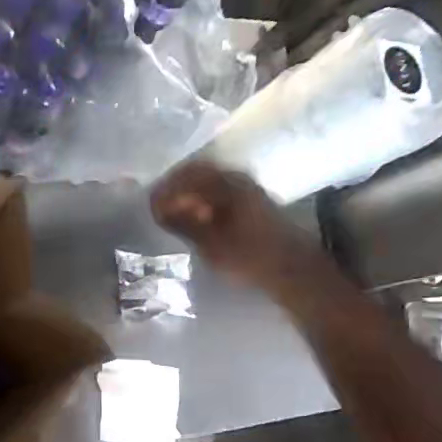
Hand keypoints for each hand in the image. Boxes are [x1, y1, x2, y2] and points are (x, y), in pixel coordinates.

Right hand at [150, 161, 318, 287]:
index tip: (149, 206)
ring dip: (189, 193)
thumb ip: (183, 223)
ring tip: (174, 214)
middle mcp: (237, 178)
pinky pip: (218, 190)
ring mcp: (247, 187)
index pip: (185, 175)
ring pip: (208, 180)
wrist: (291, 269)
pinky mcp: (252, 200)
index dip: (164, 189)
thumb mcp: (209, 244)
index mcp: (225, 185)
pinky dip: (202, 199)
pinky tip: (196, 217)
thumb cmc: (248, 257)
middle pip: (197, 172)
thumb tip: (160, 209)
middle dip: (174, 188)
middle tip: (158, 208)